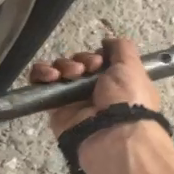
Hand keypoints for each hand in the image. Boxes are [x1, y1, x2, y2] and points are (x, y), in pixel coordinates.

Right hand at [25, 36, 162, 135]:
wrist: (110, 131)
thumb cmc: (126, 98)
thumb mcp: (132, 66)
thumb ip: (121, 48)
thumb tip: (107, 42)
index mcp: (115, 81)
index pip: (97, 60)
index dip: (95, 56)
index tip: (98, 62)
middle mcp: (94, 90)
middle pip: (77, 64)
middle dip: (79, 61)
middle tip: (84, 71)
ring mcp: (73, 99)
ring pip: (58, 71)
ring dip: (61, 66)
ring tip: (68, 75)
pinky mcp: (54, 108)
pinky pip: (41, 85)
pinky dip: (41, 75)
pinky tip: (49, 77)